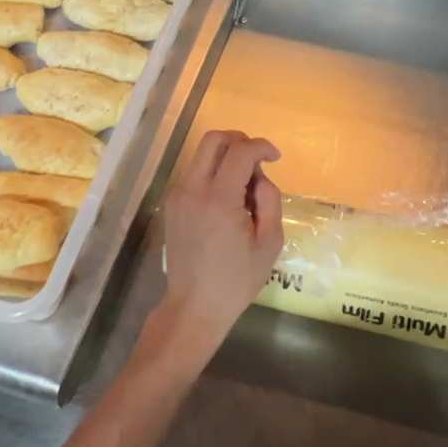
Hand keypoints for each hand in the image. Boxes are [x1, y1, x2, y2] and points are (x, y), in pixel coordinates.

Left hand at [157, 130, 284, 357]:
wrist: (194, 306)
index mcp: (219, 199)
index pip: (240, 151)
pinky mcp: (172, 205)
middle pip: (214, 140)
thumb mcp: (269, 242)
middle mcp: (193, 189)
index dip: (262, 146)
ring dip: (226, 157)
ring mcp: (178, 196)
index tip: (275, 157)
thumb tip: (259, 177)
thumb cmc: (237, 279)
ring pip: (202, 155)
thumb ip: (269, 199)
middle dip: (240, 140)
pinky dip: (214, 173)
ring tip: (245, 186)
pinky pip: (195, 174)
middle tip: (258, 158)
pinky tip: (228, 201)